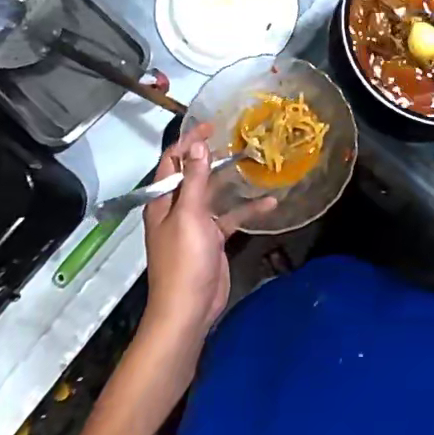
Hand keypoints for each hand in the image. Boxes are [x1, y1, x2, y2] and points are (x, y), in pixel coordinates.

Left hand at [141, 123, 276, 335]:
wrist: (188, 307)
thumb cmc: (185, 260)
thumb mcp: (190, 216)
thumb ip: (195, 180)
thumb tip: (197, 146)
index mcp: (163, 202)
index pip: (172, 162)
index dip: (188, 142)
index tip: (212, 126)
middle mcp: (177, 209)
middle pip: (193, 175)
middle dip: (212, 157)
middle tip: (237, 140)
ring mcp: (195, 225)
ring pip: (214, 194)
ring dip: (232, 180)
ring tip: (254, 163)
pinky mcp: (213, 240)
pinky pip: (231, 217)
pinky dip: (248, 209)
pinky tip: (270, 203)